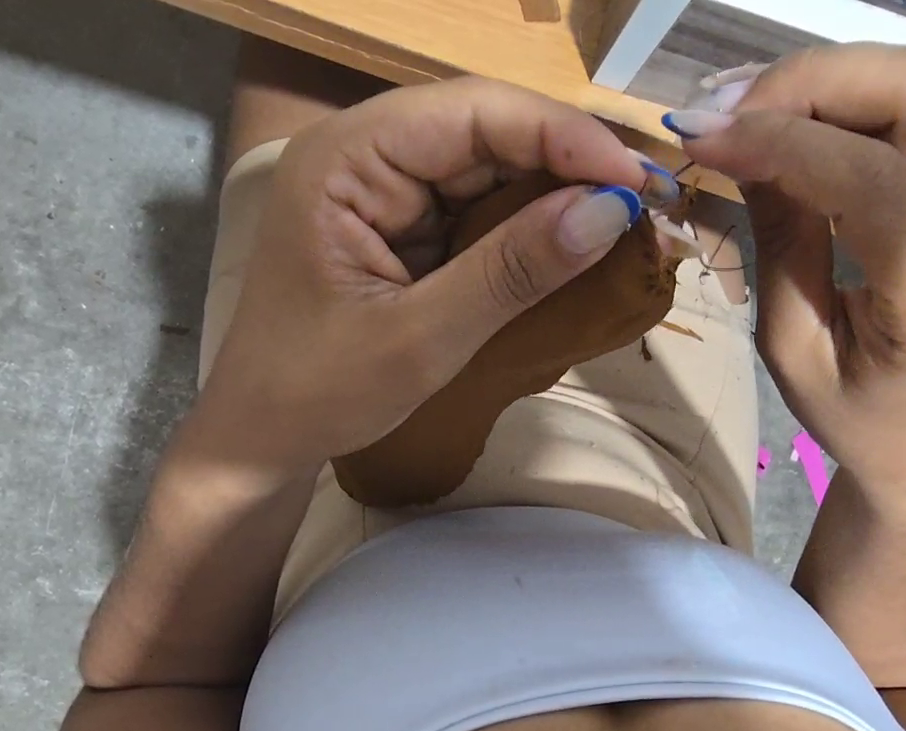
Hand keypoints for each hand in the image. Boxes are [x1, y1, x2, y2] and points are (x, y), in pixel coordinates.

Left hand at [191, 77, 653, 471]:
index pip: (470, 115)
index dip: (561, 137)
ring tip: (620, 219)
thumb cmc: (320, 393)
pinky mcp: (394, 231)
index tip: (636, 178)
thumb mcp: (420, 337)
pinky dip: (520, 228)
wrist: (262, 440)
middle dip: (564, 162)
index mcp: (345, 161)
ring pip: (482, 170)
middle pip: (481, 132)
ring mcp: (377, 194)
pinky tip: (566, 242)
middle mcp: (361, 158)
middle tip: (643, 200)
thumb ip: (511, 272)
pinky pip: (469, 212)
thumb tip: (609, 211)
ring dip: (549, 193)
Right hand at [668, 46, 905, 511]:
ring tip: (755, 109)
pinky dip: (859, 97)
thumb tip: (747, 143)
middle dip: (817, 79)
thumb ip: (780, 241)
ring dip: (836, 79)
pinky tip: (800, 119)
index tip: (705, 135)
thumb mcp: (790, 349)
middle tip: (732, 108)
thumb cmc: (851, 414)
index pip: (877, 178)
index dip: (786, 140)